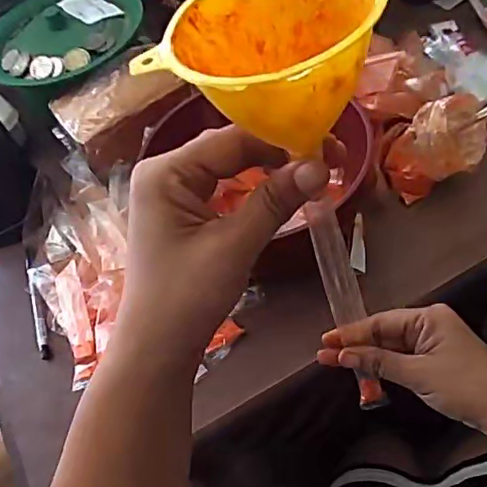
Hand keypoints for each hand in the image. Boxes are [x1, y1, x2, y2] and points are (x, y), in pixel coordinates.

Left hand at [118, 125, 330, 363]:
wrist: (157, 348)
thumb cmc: (186, 298)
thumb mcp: (234, 246)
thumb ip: (275, 201)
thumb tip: (320, 164)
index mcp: (165, 172)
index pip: (232, 139)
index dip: (282, 138)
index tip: (329, 146)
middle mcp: (164, 173)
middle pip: (230, 149)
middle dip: (278, 152)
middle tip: (329, 160)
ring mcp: (171, 194)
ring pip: (229, 168)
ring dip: (269, 170)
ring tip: (313, 173)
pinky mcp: (181, 215)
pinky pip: (223, 190)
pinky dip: (253, 190)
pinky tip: (281, 191)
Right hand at [317, 304, 486, 430]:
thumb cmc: (467, 386)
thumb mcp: (417, 373)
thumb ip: (378, 362)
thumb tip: (344, 354)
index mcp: (430, 317)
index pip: (381, 322)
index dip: (351, 333)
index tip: (327, 342)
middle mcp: (432, 324)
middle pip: (385, 334)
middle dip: (358, 349)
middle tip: (327, 357)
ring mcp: (435, 343)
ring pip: (392, 349)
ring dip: (371, 363)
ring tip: (345, 372)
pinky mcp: (437, 360)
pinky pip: (404, 361)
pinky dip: (386, 371)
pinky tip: (369, 379)